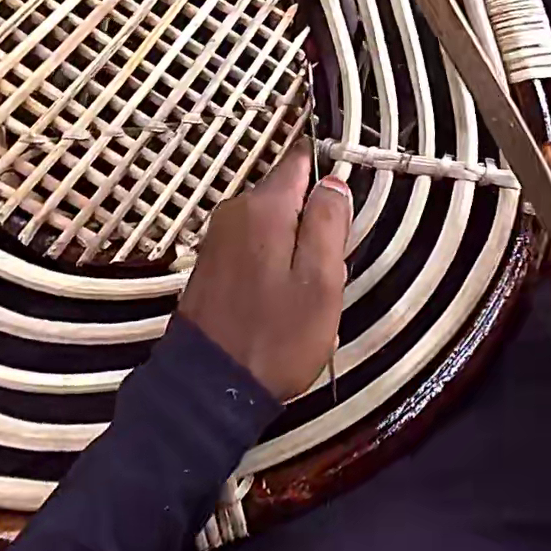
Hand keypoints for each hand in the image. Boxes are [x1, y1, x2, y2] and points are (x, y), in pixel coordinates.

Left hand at [177, 145, 352, 400]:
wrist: (207, 392)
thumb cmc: (273, 337)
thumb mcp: (320, 279)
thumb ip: (330, 222)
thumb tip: (334, 183)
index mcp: (264, 207)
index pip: (301, 158)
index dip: (328, 170)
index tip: (343, 202)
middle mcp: (236, 212)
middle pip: (290, 192)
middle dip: (314, 218)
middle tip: (327, 264)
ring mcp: (219, 237)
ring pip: (274, 220)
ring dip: (296, 244)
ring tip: (304, 288)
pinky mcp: (212, 262)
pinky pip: (256, 243)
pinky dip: (274, 259)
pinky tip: (280, 297)